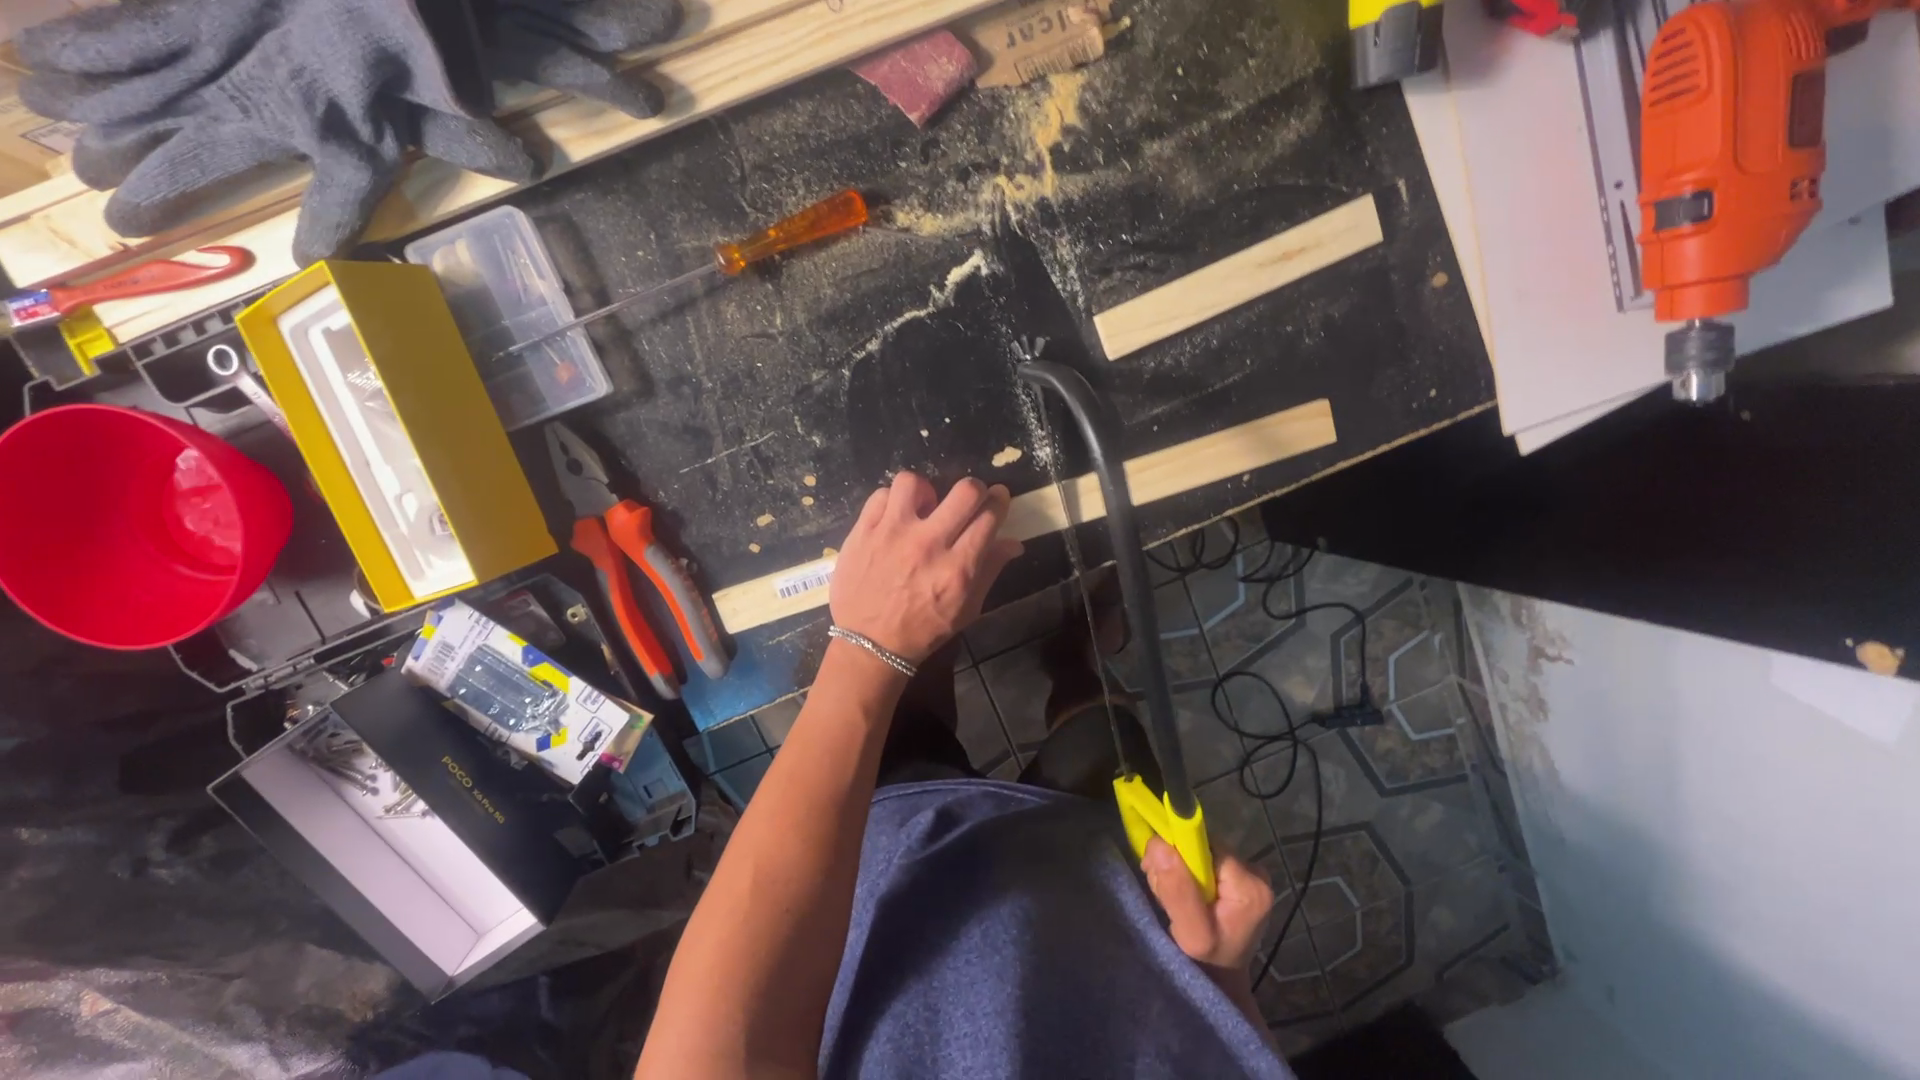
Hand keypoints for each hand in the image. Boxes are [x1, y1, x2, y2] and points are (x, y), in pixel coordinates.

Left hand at [829, 471, 1024, 663]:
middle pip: (965, 491)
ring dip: (925, 491)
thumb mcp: (966, 609)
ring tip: (923, 509)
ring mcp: (892, 534)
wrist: (869, 645)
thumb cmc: (923, 630)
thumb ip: (990, 571)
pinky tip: (895, 518)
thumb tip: (1013, 543)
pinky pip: (882, 494)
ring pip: (915, 482)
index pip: (989, 516)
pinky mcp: (863, 532)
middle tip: (967, 502)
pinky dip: (892, 502)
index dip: (999, 501)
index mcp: (958, 567)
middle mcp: (928, 544)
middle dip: (974, 490)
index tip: (997, 498)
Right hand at [1142, 837, 1273, 977]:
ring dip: (1178, 869)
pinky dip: (1187, 872)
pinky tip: (1183, 893)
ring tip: (1172, 897)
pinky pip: (1204, 859)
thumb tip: (1159, 844)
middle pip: (1202, 846)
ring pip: (1200, 851)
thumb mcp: (1191, 935)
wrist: (1220, 978)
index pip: (1205, 847)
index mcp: (1250, 887)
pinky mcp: (1238, 876)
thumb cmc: (1207, 963)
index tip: (1158, 876)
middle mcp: (1256, 873)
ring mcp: (1249, 873)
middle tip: (1163, 892)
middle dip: (1176, 864)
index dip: (1177, 854)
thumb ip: (1177, 891)